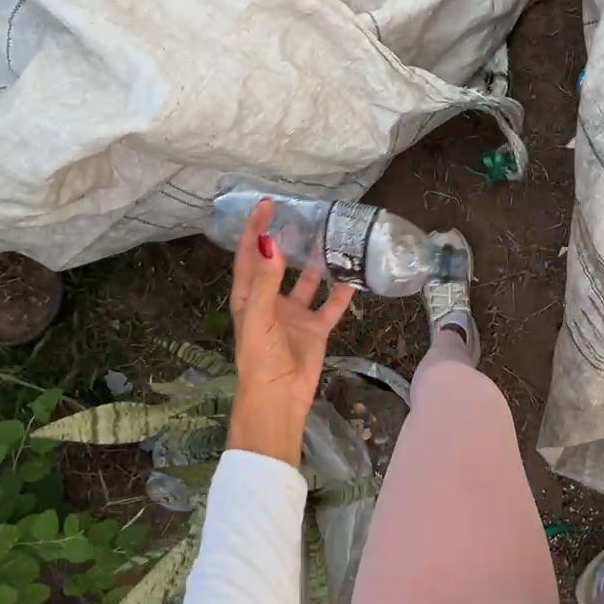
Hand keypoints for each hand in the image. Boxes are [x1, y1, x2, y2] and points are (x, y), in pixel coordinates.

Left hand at [227, 199, 355, 465]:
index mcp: (248, 297)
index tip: (268, 204)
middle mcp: (271, 301)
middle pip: (278, 263)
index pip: (251, 255)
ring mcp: (295, 315)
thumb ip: (266, 281)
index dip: (256, 229)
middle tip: (304, 215)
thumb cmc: (260, 358)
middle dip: (288, 239)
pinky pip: (331, 304)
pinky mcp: (316, 328)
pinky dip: (342, 291)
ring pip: (307, 281)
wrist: (279, 398)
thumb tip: (272, 241)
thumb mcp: (258, 317)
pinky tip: (355, 274)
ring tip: (330, 237)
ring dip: (316, 262)